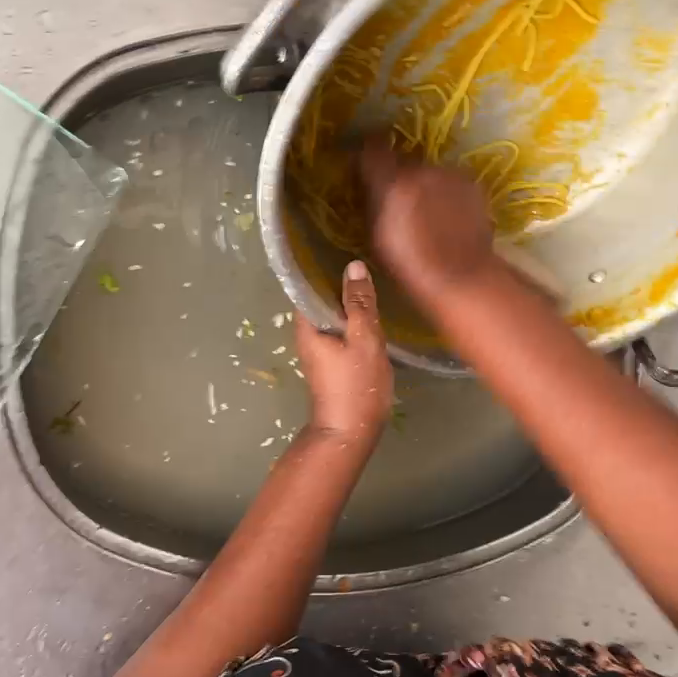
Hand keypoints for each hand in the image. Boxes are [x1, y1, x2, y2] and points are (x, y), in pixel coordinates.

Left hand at [296, 260, 393, 443]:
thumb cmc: (355, 387)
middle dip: (339, 278)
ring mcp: (318, 346)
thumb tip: (354, 266)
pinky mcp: (331, 358)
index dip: (323, 263)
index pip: (307, 283)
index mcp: (306, 324)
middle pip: (320, 296)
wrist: (348, 433)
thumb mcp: (364, 340)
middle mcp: (306, 332)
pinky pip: (339, 327)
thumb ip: (360, 304)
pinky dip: (352, 316)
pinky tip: (371, 309)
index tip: (342, 243)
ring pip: (332, 312)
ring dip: (348, 298)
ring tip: (370, 276)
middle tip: (363, 254)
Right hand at [359, 137, 496, 294]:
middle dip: (397, 174)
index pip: (372, 147)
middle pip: (402, 160)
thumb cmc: (408, 264)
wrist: (460, 275)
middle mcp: (420, 168)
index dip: (368, 155)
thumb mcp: (374, 235)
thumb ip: (370, 202)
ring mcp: (449, 173)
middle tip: (396, 199)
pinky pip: (449, 182)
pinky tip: (446, 216)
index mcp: (390, 181)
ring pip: (428, 171)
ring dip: (422, 184)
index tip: (365, 167)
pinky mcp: (471, 183)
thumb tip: (368, 185)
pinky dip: (444, 193)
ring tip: (425, 212)